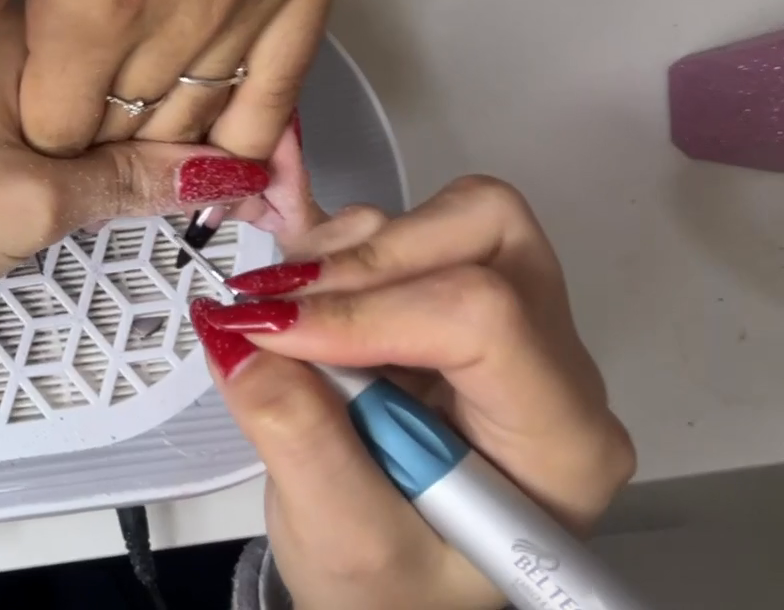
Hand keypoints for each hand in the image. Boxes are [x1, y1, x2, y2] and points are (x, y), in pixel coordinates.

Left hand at [0, 0, 458, 160]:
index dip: (29, 127)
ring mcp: (264, 1)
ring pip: (201, 119)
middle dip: (87, 135)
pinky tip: (234, 154)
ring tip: (130, 137)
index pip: (56, 125)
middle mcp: (185, 23)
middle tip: (63, 110)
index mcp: (96, 2)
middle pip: (124, 129)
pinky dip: (253, 132)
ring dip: (157, 136)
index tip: (11, 109)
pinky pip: (286, 86)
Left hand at [0, 12, 276, 351]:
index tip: (293, 185)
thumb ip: (127, 177)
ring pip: (125, 98)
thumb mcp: (28, 200)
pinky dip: (135, 153)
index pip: (163, 52)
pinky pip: (88, 120)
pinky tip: (177, 183)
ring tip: (260, 203)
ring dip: (187, 147)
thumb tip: (233, 174)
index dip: (240, 118)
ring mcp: (13, 66)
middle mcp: (28, 30)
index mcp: (31, 25)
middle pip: (153, 73)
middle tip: (291, 206)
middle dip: (228, 134)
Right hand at [193, 176, 634, 609]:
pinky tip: (290, 297)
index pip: (481, 317)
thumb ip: (295, 438)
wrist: (392, 586)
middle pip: (483, 234)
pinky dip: (327, 244)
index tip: (264, 333)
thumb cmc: (390, 584)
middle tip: (273, 304)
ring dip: (336, 251)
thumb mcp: (342, 537)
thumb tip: (235, 336)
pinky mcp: (439, 299)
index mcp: (555, 436)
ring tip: (275, 312)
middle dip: (358, 257)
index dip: (360, 309)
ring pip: (439, 218)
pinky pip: (394, 225)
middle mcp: (548, 364)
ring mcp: (499, 322)